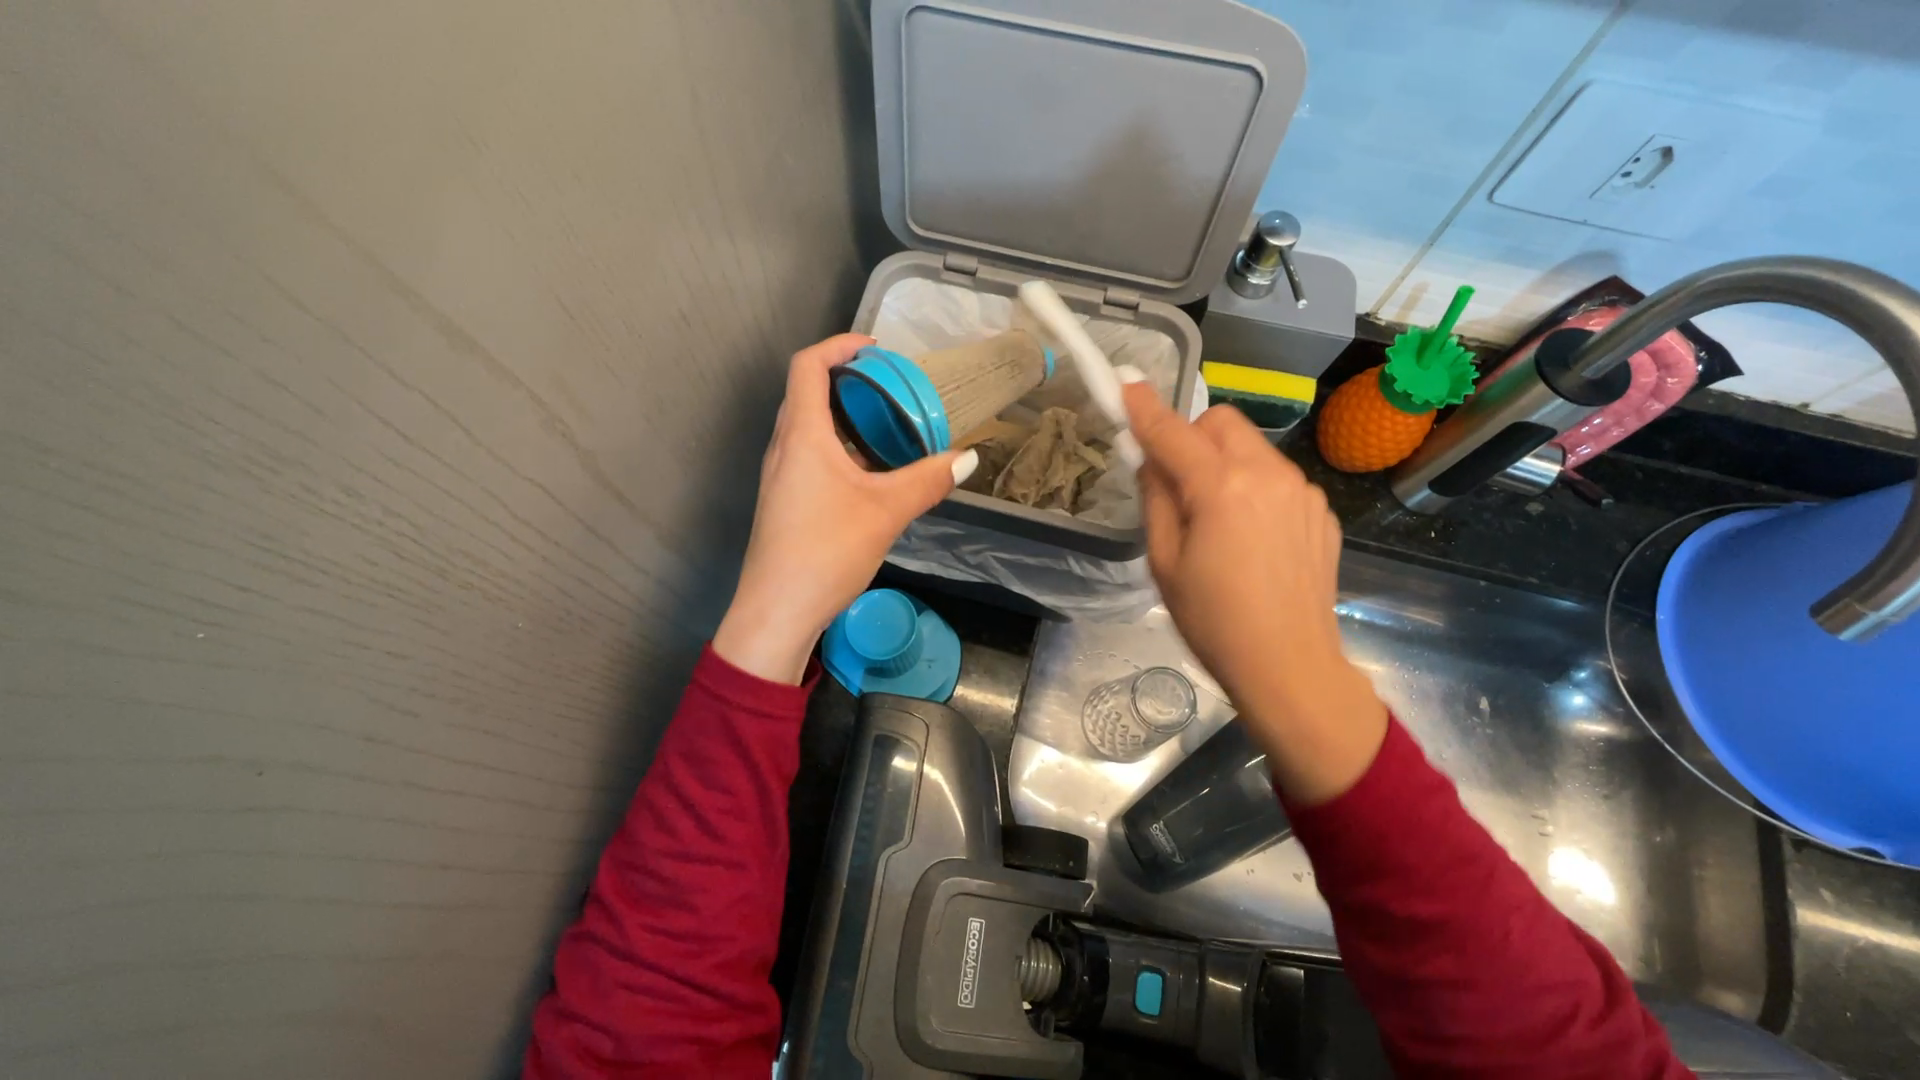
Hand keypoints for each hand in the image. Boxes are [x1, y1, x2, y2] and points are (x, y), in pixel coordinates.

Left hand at [713, 334, 977, 683]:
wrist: (777, 611)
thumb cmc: (826, 551)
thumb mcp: (886, 512)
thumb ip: (928, 481)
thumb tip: (968, 459)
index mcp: (802, 436)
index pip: (808, 366)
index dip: (839, 346)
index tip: (876, 349)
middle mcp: (783, 448)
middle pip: (806, 392)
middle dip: (846, 379)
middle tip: (889, 387)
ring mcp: (780, 476)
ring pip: (807, 427)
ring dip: (842, 416)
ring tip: (885, 425)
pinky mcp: (783, 501)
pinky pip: (809, 455)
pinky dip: (838, 447)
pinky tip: (869, 473)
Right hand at [1123, 383, 1386, 805]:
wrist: (1290, 666)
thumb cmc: (1213, 622)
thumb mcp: (1164, 563)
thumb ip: (1156, 498)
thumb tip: (1152, 459)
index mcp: (1221, 487)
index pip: (1173, 432)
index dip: (1145, 408)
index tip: (1126, 386)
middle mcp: (1268, 474)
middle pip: (1223, 423)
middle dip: (1194, 436)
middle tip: (1176, 479)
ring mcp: (1302, 492)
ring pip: (1253, 449)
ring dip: (1226, 463)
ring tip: (1217, 519)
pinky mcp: (1321, 512)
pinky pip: (1278, 480)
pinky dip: (1255, 490)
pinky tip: (1252, 540)